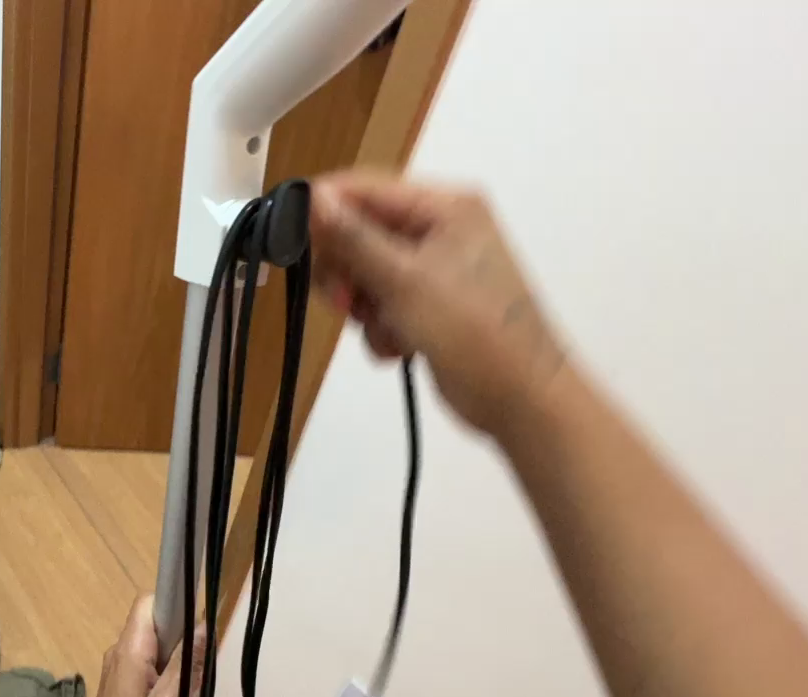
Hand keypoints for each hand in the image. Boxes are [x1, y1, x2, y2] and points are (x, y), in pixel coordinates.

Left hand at [33, 595, 195, 696]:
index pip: (149, 602)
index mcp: (129, 651)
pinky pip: (151, 672)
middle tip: (198, 677)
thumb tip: (203, 625)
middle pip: (157, 627)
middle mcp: (120, 653)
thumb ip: (186, 665)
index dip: (175, 603)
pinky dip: (169, 685)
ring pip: (158, 652)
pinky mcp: (122, 689)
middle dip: (184, 644)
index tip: (200, 622)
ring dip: (179, 669)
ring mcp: (119, 672)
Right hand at [310, 169, 569, 438]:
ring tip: (385, 332)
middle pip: (359, 235)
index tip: (288, 248)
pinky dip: (381, 329)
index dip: (321, 214)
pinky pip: (382, 307)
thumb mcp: (404, 280)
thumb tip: (313, 196)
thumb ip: (354, 239)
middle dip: (345, 273)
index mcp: (443, 205)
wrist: (519, 396)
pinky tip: (398, 349)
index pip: (363, 190)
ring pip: (365, 277)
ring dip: (364, 309)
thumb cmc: (470, 329)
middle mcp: (438, 229)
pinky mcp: (428, 306)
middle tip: (342, 304)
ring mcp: (433, 270)